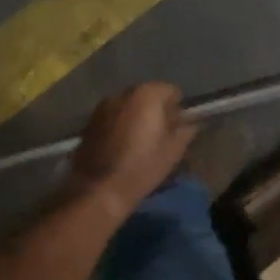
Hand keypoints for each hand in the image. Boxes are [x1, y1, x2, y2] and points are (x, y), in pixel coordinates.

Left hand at [69, 83, 197, 214]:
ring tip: (140, 140)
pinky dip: (120, 124)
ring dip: (136, 116)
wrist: (98, 188)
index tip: (177, 127)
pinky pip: (113, 116)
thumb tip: (190, 123)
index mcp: (147, 95)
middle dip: (156, 109)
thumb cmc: (142, 167)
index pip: (171, 90)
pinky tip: (121, 145)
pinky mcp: (89, 121)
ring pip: (128, 105)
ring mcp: (103, 105)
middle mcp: (123, 93)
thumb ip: (185, 131)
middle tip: (160, 134)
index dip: (177, 108)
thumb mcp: (173, 151)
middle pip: (147, 94)